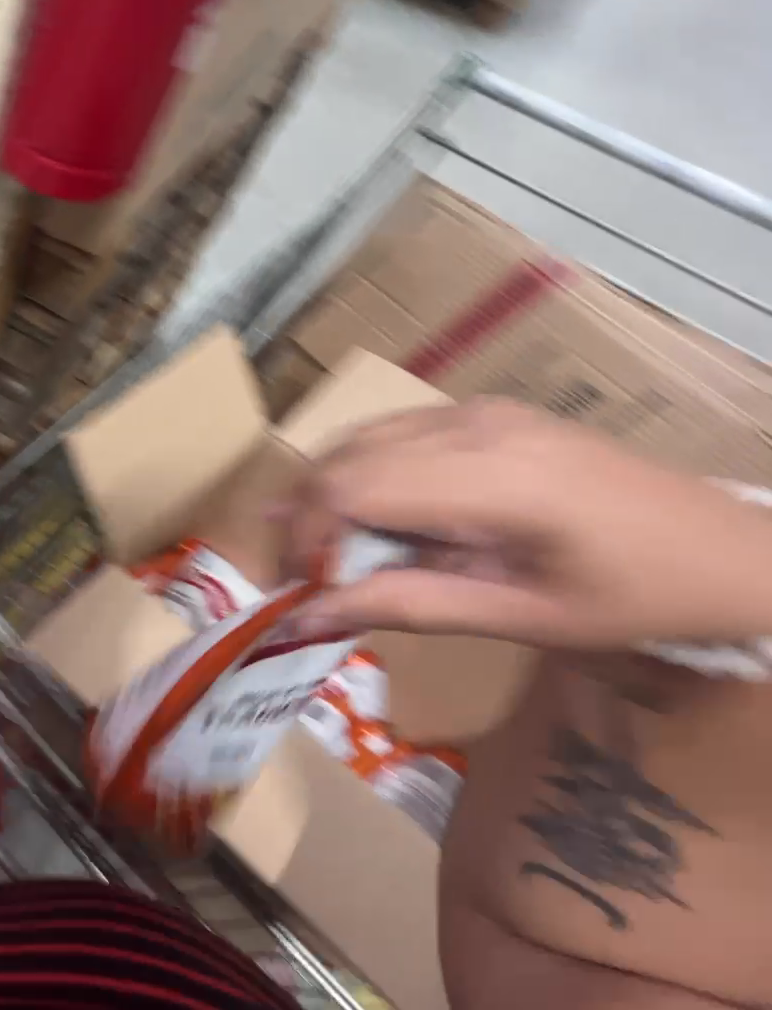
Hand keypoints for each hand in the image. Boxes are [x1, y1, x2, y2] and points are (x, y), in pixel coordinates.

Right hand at [283, 398, 771, 649]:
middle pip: (341, 462)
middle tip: (303, 575)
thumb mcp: (519, 619)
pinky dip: (355, 472)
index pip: (348, 490)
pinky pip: (385, 433)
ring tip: (325, 548)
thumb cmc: (636, 598)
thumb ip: (403, 606)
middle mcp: (474, 426)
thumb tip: (302, 617)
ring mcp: (477, 410)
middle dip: (305, 521)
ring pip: (353, 442)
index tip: (299, 587)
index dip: (304, 538)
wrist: (733, 551)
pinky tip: (363, 511)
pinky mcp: (479, 411)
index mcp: (495, 479)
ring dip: (324, 495)